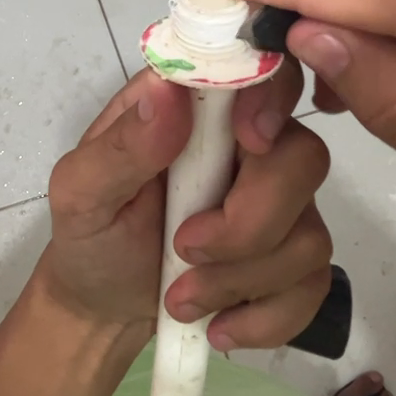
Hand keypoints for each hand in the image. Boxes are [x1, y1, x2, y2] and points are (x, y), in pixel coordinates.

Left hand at [35, 64, 334, 351]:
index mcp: (191, 108)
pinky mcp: (290, 256)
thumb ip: (122, 145)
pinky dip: (267, 316)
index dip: (269, 96)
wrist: (103, 306)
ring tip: (181, 297)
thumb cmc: (90, 234)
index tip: (248, 143)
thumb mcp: (81, 191)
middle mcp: (242, 143)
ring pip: (309, 231)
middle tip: (185, 249)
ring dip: (241, 279)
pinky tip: (220, 325)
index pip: (256, 70)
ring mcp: (275, 200)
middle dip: (247, 223)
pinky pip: (314, 285)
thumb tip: (167, 93)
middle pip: (300, 156)